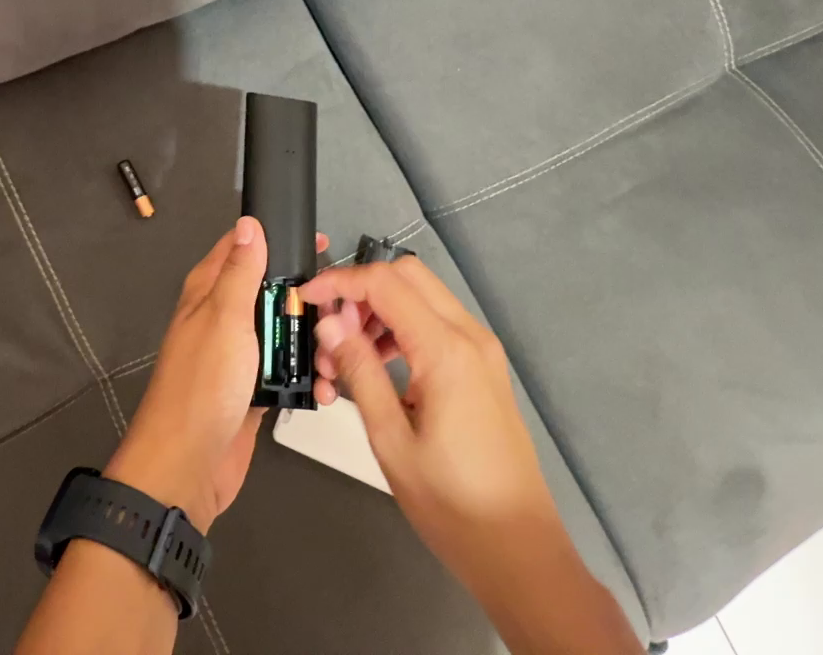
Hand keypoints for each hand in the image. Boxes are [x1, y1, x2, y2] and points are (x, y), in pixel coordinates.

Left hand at [106, 217, 327, 533]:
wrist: (188, 466)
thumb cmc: (201, 386)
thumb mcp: (224, 318)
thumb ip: (239, 272)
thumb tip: (248, 224)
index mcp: (209, 293)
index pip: (243, 250)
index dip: (276, 240)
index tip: (318, 242)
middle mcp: (224, 320)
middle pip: (273, 294)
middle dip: (307, 301)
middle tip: (341, 311)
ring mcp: (240, 357)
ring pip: (284, 334)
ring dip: (311, 343)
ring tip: (336, 354)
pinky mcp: (254, 390)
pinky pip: (286, 373)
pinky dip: (306, 377)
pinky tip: (324, 385)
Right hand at [299, 257, 552, 559]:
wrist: (517, 547)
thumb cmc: (450, 502)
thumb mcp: (390, 438)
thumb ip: (359, 371)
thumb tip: (329, 323)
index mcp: (446, 351)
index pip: (384, 283)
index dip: (338, 282)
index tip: (305, 300)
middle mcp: (469, 336)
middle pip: (406, 274)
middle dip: (359, 290)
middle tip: (330, 332)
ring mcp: (481, 350)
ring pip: (421, 296)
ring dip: (378, 311)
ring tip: (346, 360)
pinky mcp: (482, 367)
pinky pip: (435, 324)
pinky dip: (400, 328)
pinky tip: (377, 368)